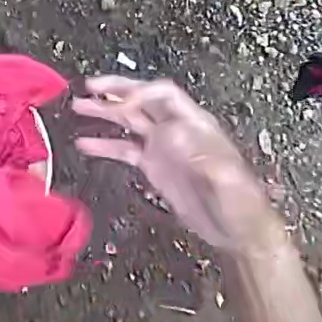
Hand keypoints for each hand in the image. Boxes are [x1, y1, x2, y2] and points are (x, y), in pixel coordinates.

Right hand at [73, 77, 284, 256]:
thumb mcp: (230, 183)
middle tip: (90, 86)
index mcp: (196, 126)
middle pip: (142, 100)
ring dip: (104, 112)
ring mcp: (163, 148)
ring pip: (129, 121)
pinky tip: (85, 144)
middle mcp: (176, 130)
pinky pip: (124, 149)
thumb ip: (204, 158)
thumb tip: (172, 134)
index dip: (142, 93)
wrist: (241, 235)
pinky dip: (104, 145)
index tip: (121, 104)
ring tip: (79, 106)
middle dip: (116, 91)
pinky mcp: (154, 166)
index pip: (164, 96)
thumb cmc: (242, 206)